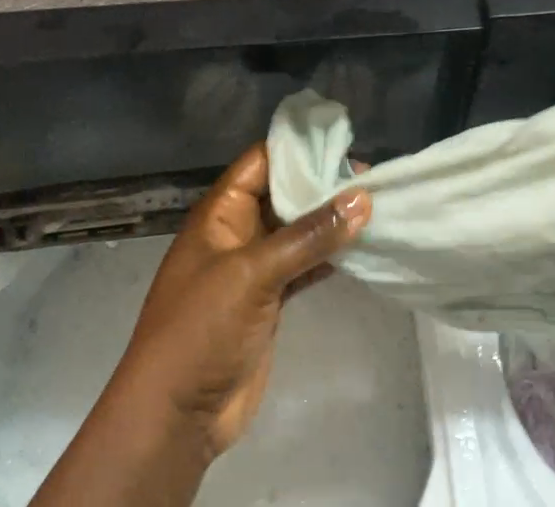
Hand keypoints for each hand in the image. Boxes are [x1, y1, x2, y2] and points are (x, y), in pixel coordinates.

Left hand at [114, 144, 370, 454]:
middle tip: (374, 178)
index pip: (261, 162)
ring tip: (378, 207)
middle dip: (324, 184)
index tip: (346, 140)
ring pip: (298, 232)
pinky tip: (364, 249)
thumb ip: (308, 236)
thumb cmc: (201, 330)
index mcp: (219, 215)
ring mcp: (254, 269)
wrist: (176, 414)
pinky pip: (304, 266)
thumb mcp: (252, 275)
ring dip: (332, 222)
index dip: (299, 148)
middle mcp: (237, 233)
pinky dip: (331, 257)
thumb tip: (362, 199)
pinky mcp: (269, 301)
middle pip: (283, 194)